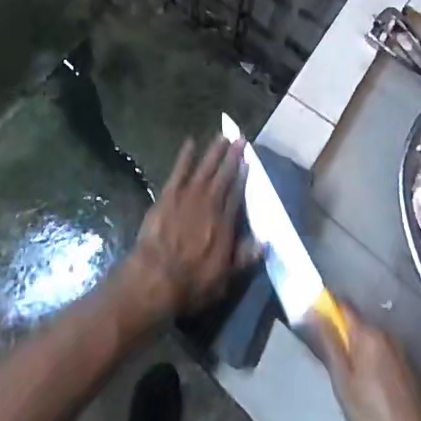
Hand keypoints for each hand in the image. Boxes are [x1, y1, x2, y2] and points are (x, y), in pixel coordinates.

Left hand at [121, 136, 243, 319]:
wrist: (155, 279)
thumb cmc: (191, 284)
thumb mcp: (224, 279)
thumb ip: (244, 258)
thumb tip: (265, 242)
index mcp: (225, 225)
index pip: (237, 195)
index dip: (243, 178)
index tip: (249, 162)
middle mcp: (209, 206)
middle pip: (224, 177)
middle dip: (233, 158)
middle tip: (240, 139)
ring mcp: (187, 198)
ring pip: (205, 170)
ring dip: (214, 153)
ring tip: (222, 136)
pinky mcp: (167, 197)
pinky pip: (178, 172)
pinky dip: (185, 157)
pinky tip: (189, 143)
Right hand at [317, 309, 420, 420]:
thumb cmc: (372, 418)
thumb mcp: (342, 382)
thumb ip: (329, 343)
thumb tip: (314, 310)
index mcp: (370, 334)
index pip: (344, 305)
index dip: (326, 308)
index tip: (312, 320)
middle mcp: (388, 335)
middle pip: (358, 322)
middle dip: (341, 333)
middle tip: (327, 359)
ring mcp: (401, 352)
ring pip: (370, 339)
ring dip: (356, 349)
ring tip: (345, 378)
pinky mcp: (408, 369)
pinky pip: (382, 353)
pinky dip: (370, 360)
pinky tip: (366, 387)